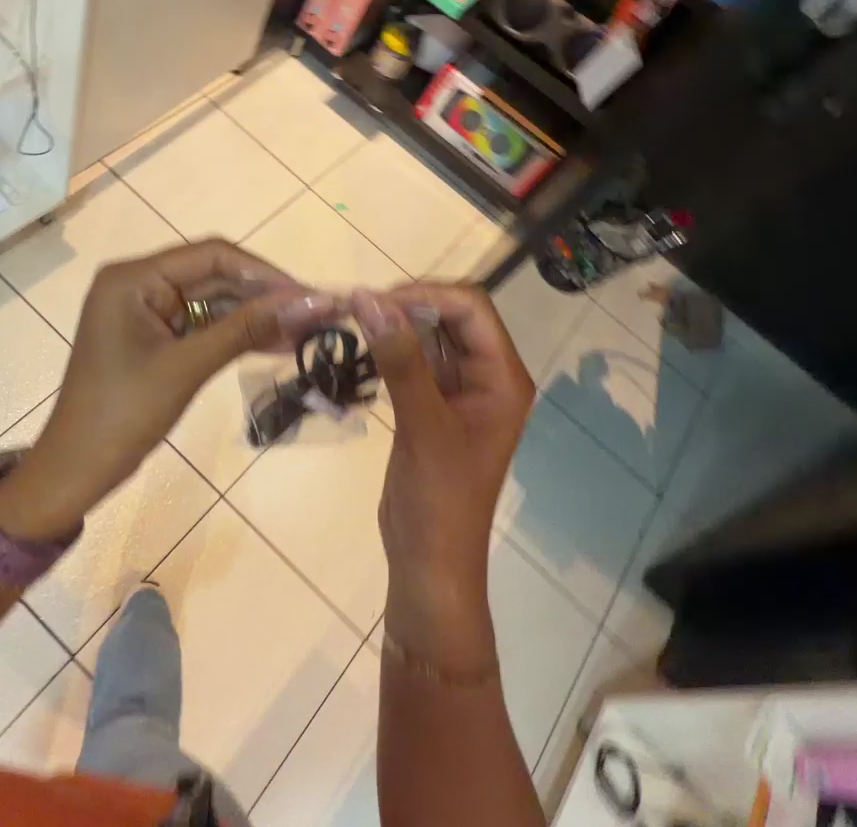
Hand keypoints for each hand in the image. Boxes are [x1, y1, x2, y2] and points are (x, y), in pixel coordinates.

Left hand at [0, 241, 335, 539]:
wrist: (77, 468)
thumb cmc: (124, 413)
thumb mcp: (188, 367)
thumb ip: (246, 329)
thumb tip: (309, 304)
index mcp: (133, 278)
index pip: (211, 255)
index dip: (265, 273)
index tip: (309, 294)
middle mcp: (138, 283)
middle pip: (215, 275)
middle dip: (265, 295)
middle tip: (317, 314)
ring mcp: (145, 310)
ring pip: (213, 300)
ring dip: (256, 315)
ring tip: (306, 331)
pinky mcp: (154, 335)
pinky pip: (202, 324)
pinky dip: (236, 334)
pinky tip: (275, 343)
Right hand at [353, 283, 533, 672]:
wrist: (429, 561)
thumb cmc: (439, 499)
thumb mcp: (422, 425)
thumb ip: (400, 359)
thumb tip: (369, 298)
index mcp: (503, 378)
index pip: (472, 309)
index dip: (426, 294)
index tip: (376, 299)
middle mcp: (486, 377)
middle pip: (453, 316)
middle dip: (409, 304)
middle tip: (358, 307)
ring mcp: (458, 392)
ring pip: (430, 337)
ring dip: (396, 324)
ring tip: (354, 319)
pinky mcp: (431, 407)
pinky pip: (414, 362)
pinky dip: (390, 350)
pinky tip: (362, 346)